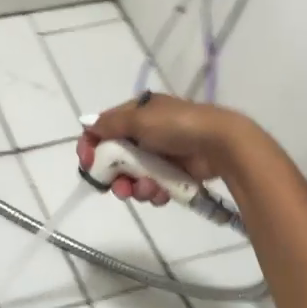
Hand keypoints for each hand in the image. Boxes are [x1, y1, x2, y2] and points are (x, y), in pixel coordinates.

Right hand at [76, 93, 253, 204]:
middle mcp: (145, 133)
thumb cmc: (178, 126)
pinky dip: (153, 192)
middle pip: (114, 159)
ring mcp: (158, 155)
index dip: (90, 147)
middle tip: (118, 188)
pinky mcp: (171, 174)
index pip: (102, 130)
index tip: (86, 164)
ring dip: (134, 187)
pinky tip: (160, 193)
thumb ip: (110, 124)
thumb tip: (88, 127)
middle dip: (113, 176)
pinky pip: (151, 187)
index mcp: (137, 114)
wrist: (219, 144)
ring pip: (132, 177)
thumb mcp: (139, 118)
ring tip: (146, 190)